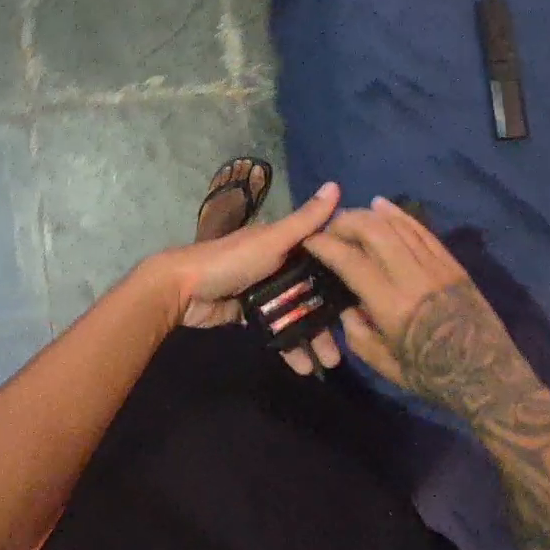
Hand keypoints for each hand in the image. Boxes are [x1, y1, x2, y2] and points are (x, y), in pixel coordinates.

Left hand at [146, 181, 345, 374]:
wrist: (182, 289)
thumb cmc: (231, 260)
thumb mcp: (272, 239)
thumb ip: (305, 220)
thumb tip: (336, 185)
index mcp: (284, 243)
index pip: (324, 259)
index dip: (344, 277)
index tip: (367, 298)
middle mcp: (277, 265)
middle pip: (312, 293)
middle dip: (329, 320)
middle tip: (345, 347)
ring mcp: (263, 291)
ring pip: (296, 314)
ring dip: (311, 338)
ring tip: (327, 363)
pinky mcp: (249, 313)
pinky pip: (276, 329)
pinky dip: (289, 345)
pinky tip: (303, 365)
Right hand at [303, 197, 543, 422]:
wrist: (488, 376)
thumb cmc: (432, 377)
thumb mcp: (385, 365)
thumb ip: (358, 335)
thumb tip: (347, 308)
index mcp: (392, 305)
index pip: (351, 261)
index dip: (325, 245)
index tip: (309, 241)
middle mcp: (413, 277)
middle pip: (374, 230)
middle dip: (346, 222)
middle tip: (329, 228)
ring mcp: (436, 267)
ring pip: (398, 225)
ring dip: (369, 215)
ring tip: (351, 217)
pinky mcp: (452, 264)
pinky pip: (422, 230)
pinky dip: (400, 216)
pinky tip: (383, 207)